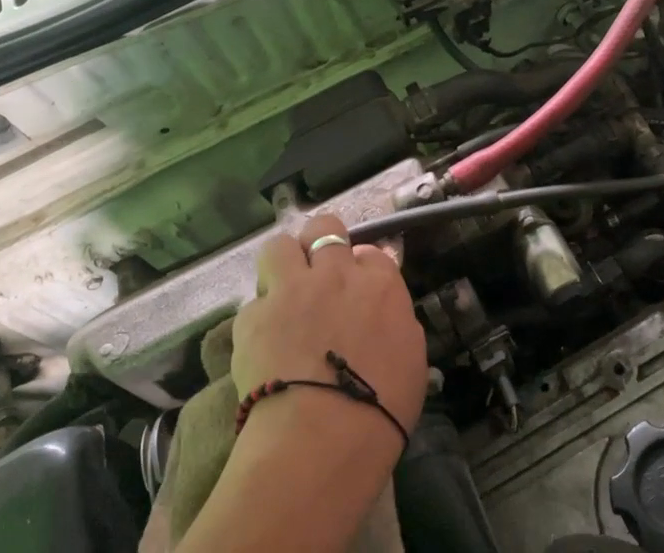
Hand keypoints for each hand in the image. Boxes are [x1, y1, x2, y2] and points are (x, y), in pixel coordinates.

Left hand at [230, 213, 427, 443]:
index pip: (371, 253)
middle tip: (318, 273)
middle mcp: (335, 274)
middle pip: (325, 229)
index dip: (362, 267)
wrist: (323, 434)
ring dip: (283, 263)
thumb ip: (395, 319)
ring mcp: (291, 291)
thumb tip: (381, 312)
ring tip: (284, 291)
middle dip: (321, 243)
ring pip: (279, 246)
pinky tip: (264, 343)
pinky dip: (260, 319)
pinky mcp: (252, 316)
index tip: (357, 288)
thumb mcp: (411, 354)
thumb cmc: (384, 403)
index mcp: (380, 283)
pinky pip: (253, 304)